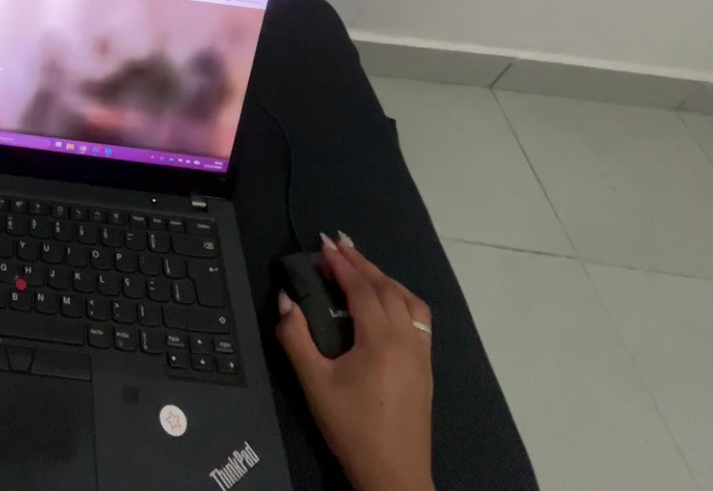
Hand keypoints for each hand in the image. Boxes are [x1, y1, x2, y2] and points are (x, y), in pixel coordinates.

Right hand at [275, 233, 434, 490]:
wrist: (395, 475)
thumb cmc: (351, 427)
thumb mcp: (313, 382)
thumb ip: (295, 336)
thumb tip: (286, 299)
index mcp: (381, 341)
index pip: (362, 289)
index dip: (341, 264)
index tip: (323, 244)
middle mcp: (407, 340)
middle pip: (387, 288)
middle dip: (361, 262)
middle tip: (336, 244)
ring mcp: (422, 354)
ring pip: (408, 300)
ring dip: (383, 277)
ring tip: (359, 266)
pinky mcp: (426, 367)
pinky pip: (418, 318)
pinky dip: (399, 297)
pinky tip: (384, 300)